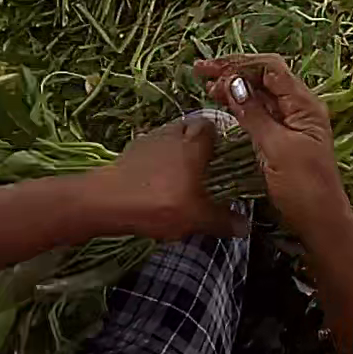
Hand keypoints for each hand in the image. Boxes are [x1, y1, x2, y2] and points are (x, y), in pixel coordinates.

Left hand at [93, 117, 248, 239]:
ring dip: (175, 148)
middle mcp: (172, 136)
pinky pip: (150, 149)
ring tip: (180, 172)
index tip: (223, 152)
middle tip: (204, 162)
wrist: (106, 203)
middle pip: (189, 127)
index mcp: (193, 145)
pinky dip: (156, 159)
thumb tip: (246, 227)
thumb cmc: (159, 204)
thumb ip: (222, 221)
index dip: (218, 137)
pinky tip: (156, 180)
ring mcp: (147, 142)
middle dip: (196, 140)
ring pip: (168, 137)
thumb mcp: (196, 218)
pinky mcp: (128, 153)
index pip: (210, 126)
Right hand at [195, 54, 352, 236]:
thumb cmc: (304, 188)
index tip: (211, 71)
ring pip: (261, 94)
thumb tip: (233, 84)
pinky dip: (241, 105)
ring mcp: (291, 123)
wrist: (321, 222)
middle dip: (234, 71)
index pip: (271, 69)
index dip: (240, 65)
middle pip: (265, 77)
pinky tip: (224, 103)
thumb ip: (255, 115)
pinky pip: (261, 112)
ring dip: (235, 86)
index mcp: (304, 105)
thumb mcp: (277, 149)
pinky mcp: (283, 138)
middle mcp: (299, 108)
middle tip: (201, 72)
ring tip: (207, 87)